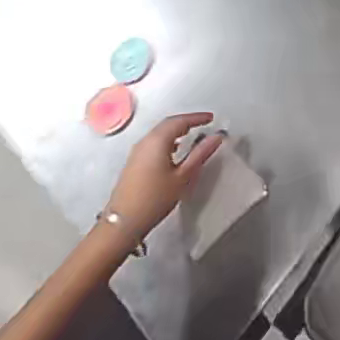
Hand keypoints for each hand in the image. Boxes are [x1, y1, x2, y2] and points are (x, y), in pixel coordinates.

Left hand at [103, 112, 226, 246]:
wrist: (124, 221)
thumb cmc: (155, 198)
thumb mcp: (183, 177)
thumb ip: (200, 154)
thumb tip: (215, 138)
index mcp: (157, 140)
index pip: (179, 121)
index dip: (197, 118)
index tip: (210, 118)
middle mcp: (145, 141)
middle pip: (167, 124)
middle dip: (186, 122)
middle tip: (202, 124)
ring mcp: (137, 151)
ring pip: (159, 134)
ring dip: (175, 131)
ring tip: (191, 136)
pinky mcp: (134, 162)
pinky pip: (152, 143)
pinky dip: (166, 141)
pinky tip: (173, 152)